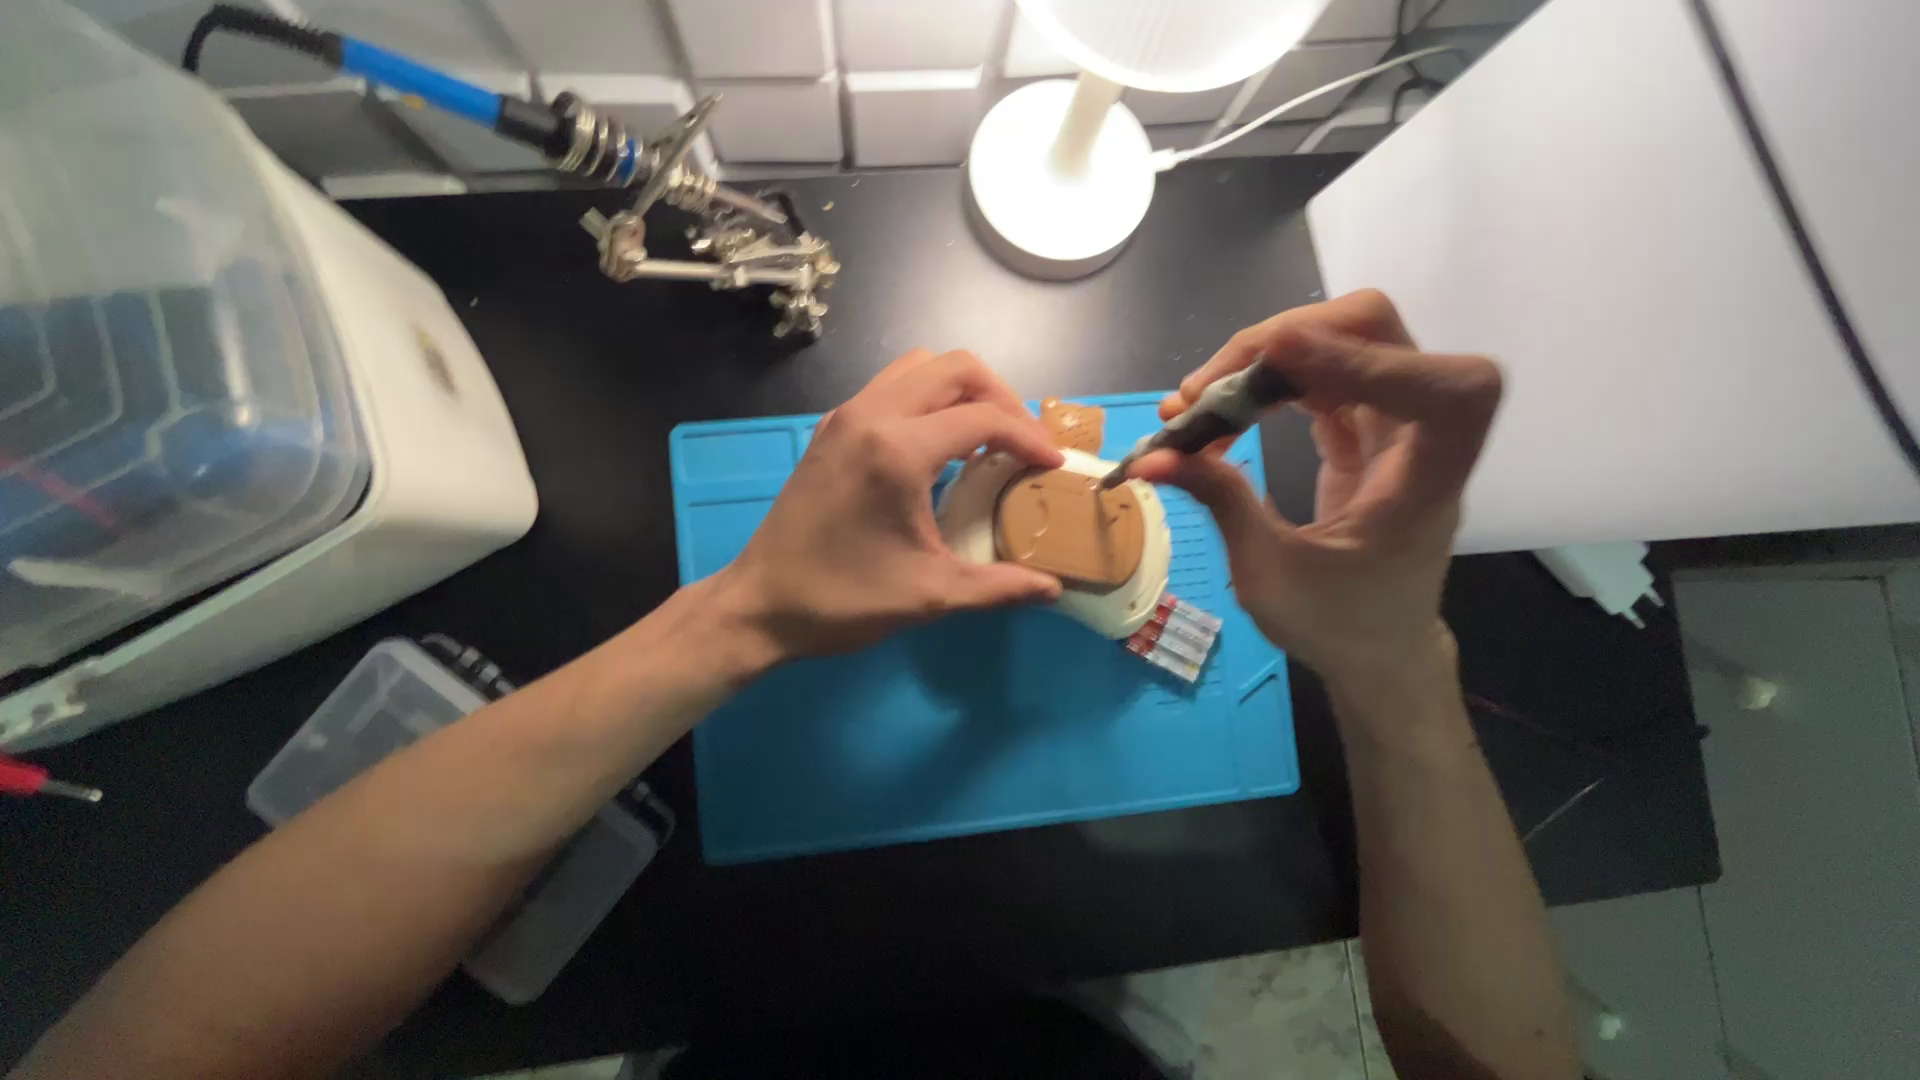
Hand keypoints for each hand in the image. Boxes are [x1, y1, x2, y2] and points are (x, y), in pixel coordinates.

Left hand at [720, 349, 1065, 658]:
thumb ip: (999, 586)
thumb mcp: (929, 596)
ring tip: (986, 437)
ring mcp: (846, 416)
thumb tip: (1053, 588)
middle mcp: (871, 415)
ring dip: (962, 391)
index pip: (984, 418)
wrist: (760, 605)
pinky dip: (928, 400)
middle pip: (955, 368)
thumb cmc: (842, 600)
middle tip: (1023, 442)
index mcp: (897, 450)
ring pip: (920, 367)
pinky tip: (940, 447)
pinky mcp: (831, 428)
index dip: (1029, 438)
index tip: (1052, 465)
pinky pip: (892, 387)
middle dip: (1002, 397)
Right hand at [1128, 290, 1501, 689]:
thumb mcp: (1268, 574)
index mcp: (1429, 480)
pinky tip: (1217, 412)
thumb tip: (1151, 458)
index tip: (1274, 361)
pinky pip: (1318, 379)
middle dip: (1284, 341)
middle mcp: (1423, 435)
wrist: (1375, 650)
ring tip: (1193, 402)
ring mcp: (1393, 425)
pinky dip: (1264, 385)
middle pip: (1378, 333)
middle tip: (1205, 387)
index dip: (1364, 358)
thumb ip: (1221, 503)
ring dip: (1261, 360)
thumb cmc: (1336, 625)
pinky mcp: (1363, 431)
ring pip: (1341, 344)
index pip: (1439, 389)